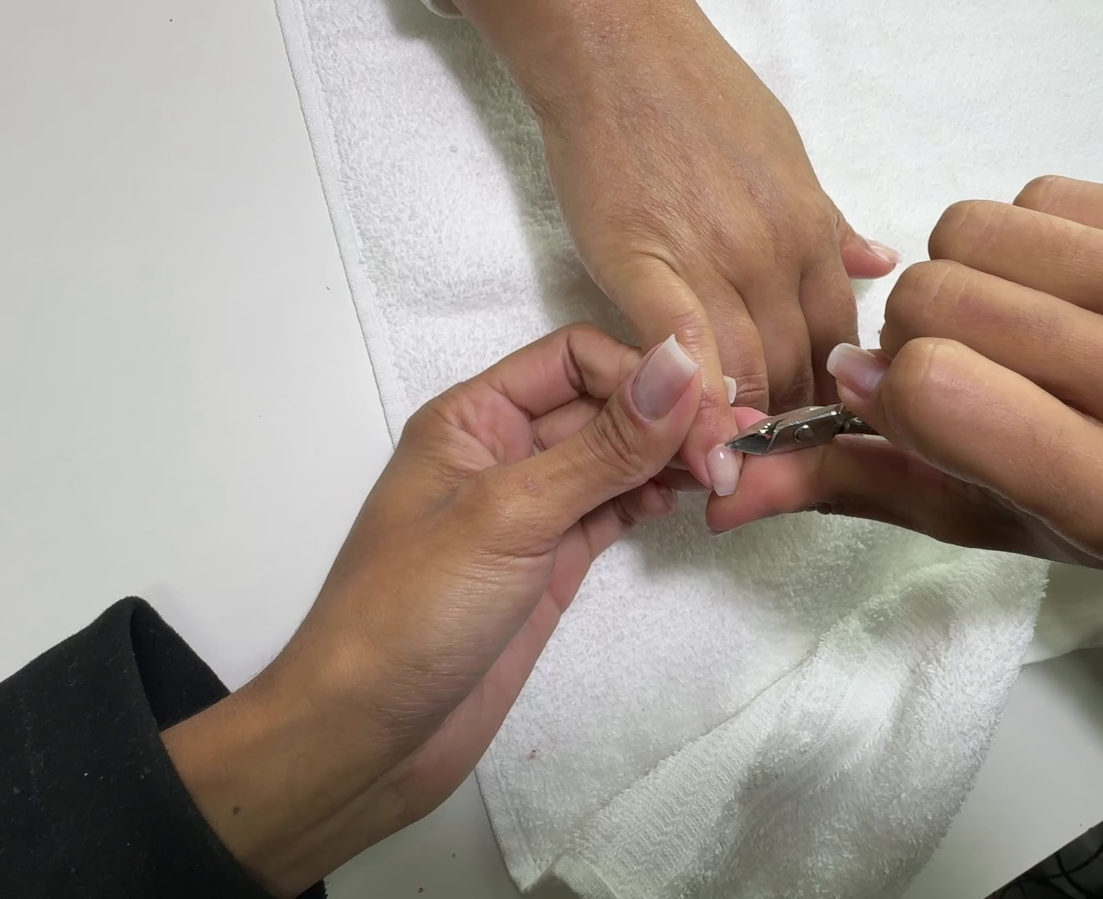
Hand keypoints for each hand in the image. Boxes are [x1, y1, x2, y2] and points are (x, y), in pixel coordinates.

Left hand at [162, 327, 700, 894]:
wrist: (368, 743)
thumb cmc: (414, 612)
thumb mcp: (511, 515)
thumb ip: (604, 444)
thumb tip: (680, 364)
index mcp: (476, 415)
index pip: (577, 359)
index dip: (643, 373)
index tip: (706, 410)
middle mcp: (506, 447)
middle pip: (604, 405)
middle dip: (668, 418)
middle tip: (733, 448)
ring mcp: (533, 505)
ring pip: (616, 455)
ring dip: (668, 456)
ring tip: (723, 472)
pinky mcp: (553, 554)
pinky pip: (613, 503)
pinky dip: (649, 495)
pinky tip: (679, 500)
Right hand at [424, 0, 898, 496]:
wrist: (612, 43)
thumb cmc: (696, 95)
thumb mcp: (785, 154)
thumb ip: (829, 222)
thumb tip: (883, 263)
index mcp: (812, 228)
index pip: (838, 340)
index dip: (831, 397)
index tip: (815, 434)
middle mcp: (776, 251)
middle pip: (798, 366)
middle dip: (792, 425)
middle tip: (777, 474)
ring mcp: (715, 256)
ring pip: (749, 369)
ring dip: (749, 428)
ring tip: (740, 477)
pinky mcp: (643, 260)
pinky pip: (683, 348)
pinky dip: (697, 405)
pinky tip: (699, 451)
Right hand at [710, 177, 1102, 676]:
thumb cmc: (1087, 518)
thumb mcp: (958, 516)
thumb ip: (843, 486)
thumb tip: (721, 493)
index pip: (935, 386)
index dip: (886, 385)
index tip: (899, 397)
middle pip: (946, 294)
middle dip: (920, 328)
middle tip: (965, 366)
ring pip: (985, 228)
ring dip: (968, 277)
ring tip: (1015, 327)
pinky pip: (1048, 191)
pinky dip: (1029, 239)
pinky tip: (1071, 293)